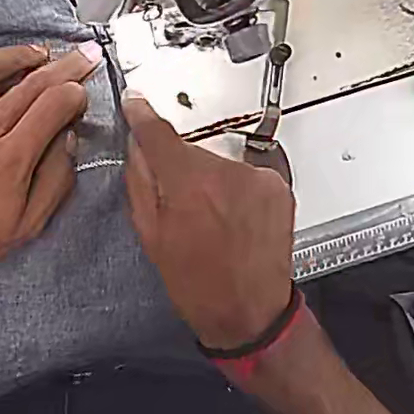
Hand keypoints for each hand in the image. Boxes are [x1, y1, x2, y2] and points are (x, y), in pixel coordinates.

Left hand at [0, 42, 101, 341]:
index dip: (75, 91)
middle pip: (30, 82)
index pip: (53, 104)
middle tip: (82, 54)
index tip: (82, 91)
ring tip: (40, 53)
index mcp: (9, 158)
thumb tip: (69, 138)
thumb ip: (56, 178)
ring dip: (19, 55)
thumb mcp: (27, 225)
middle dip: (64, 65)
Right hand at [122, 89, 295, 351]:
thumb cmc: (199, 283)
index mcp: (187, 185)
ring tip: (211, 219)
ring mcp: (256, 178)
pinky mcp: (277, 185)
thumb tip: (137, 147)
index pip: (157, 132)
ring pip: (217, 160)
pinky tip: (231, 218)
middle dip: (178, 167)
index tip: (135, 103)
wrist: (248, 310)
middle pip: (189, 149)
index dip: (141, 114)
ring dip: (208, 179)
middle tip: (179, 204)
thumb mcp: (150, 235)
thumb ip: (140, 182)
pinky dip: (233, 187)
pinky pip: (242, 171)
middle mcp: (226, 173)